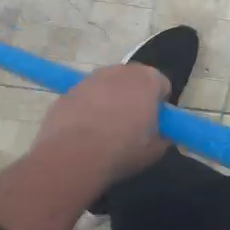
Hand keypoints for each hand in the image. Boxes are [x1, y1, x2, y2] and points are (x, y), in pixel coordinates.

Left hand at [33, 63, 168, 183]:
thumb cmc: (120, 150)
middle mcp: (122, 71)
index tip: (151, 123)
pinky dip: (85, 109)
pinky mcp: (67, 92)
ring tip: (100, 130)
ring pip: (106, 87)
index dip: (157, 105)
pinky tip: (80, 133)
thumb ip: (162, 135)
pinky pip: (83, 98)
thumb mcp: (154, 150)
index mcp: (149, 80)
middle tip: (128, 124)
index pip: (161, 86)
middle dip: (133, 97)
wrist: (70, 159)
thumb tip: (159, 134)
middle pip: (133, 80)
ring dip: (108, 101)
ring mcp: (92, 79)